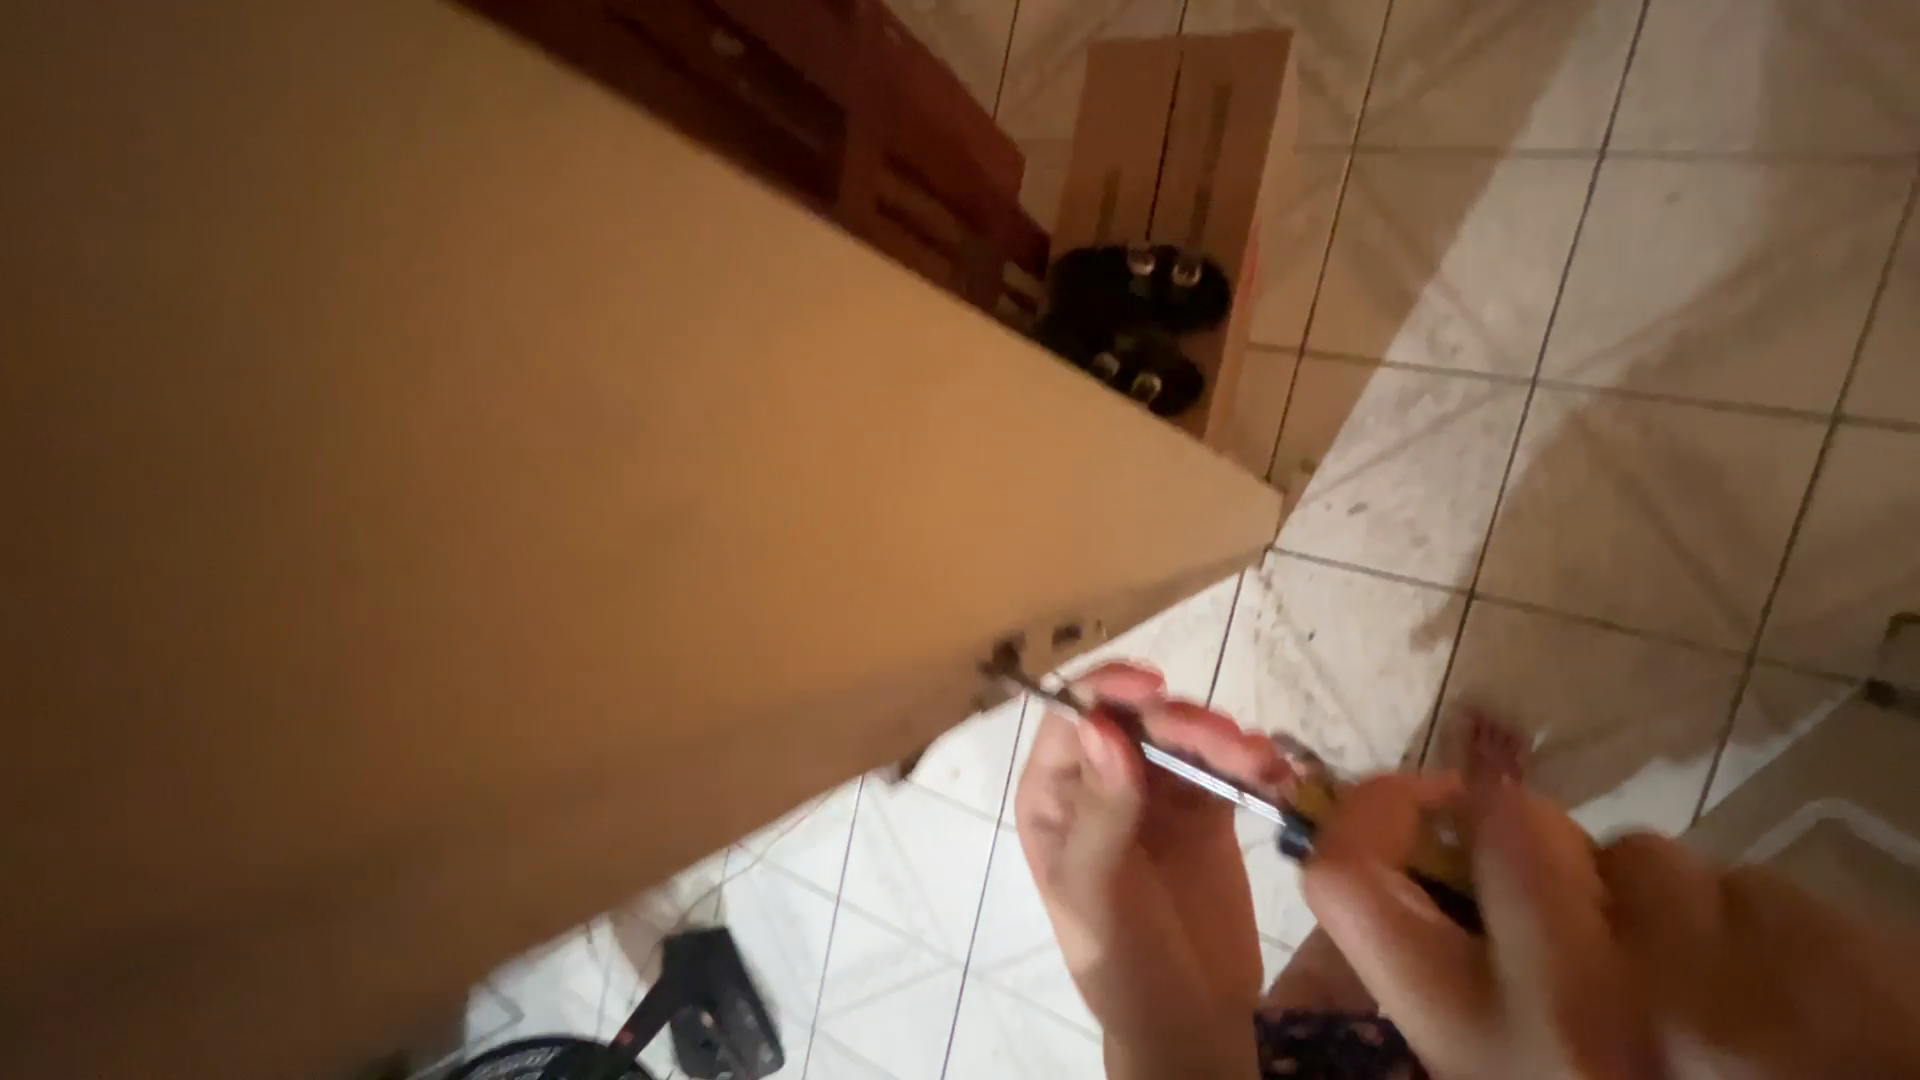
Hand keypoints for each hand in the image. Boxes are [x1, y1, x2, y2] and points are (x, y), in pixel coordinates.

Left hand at [1012, 662, 1286, 1078]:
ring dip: (1221, 737)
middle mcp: (1101, 779)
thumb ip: (1099, 813)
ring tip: (1257, 760)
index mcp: (1055, 792)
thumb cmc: (1121, 962)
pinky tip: (1274, 770)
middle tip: (1225, 740)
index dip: (1106, 690)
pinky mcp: (1206, 810)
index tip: (1153, 686)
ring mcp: (1155, 792)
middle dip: (1178, 720)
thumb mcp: (1096, 893)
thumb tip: (1098, 726)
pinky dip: (1249, 761)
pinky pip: (1224, 769)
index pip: (1073, 718)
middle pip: (1136, 719)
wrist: (1190, 1023)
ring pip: (1184, 737)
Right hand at [1303, 775, 1919, 1078]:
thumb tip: (1409, 858)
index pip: (1348, 880)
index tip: (1427, 800)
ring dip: (1663, 898)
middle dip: (1533, 831)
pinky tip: (1786, 1002)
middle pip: (1510, 821)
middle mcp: (1571, 1014)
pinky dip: (1763, 929)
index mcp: (1470, 1035)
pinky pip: (1754, 888)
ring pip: (1640, 853)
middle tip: (1574, 894)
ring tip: (1702, 983)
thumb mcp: (1492, 1056)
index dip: (1374, 809)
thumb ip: (1436, 964)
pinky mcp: (1831, 982)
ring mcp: (1705, 997)